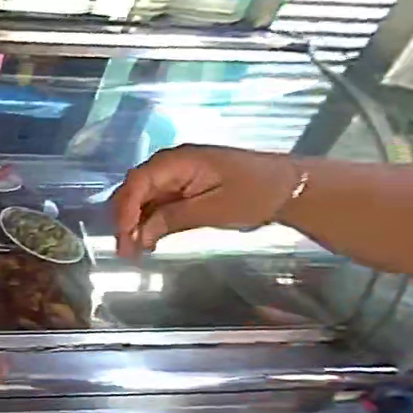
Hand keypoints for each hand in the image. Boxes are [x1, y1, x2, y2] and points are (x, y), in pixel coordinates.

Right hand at [111, 146, 302, 257]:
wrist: (288, 187)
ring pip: (143, 198)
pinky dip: (150, 221)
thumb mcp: (213, 209)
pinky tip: (148, 240)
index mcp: (177, 161)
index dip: (125, 210)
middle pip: (135, 190)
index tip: (124, 237)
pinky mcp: (183, 186)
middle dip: (125, 220)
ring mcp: (176, 174)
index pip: (138, 183)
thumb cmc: (254, 194)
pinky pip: (158, 202)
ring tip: (134, 251)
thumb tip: (139, 232)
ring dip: (136, 223)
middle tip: (124, 251)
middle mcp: (170, 164)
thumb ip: (172, 218)